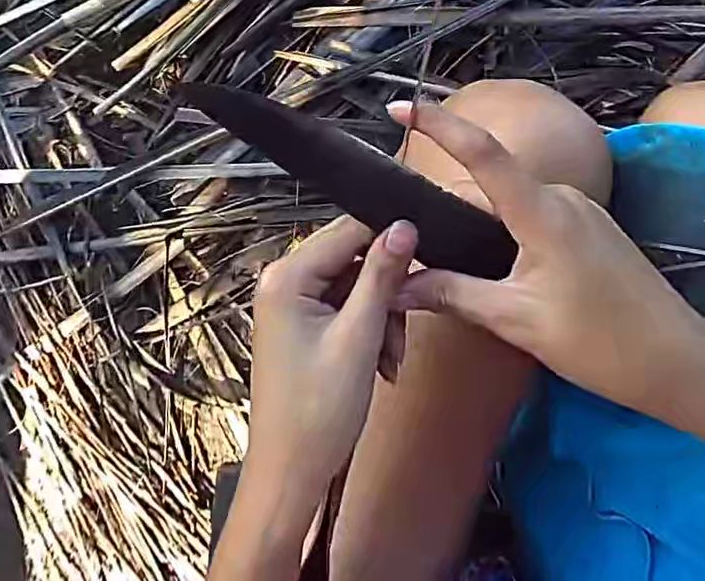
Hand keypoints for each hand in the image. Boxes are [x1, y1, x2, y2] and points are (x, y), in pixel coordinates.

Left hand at [244, 215, 418, 495]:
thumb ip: (381, 276)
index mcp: (286, 277)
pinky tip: (379, 361)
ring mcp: (290, 304)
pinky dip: (369, 330)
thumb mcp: (359, 337)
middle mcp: (283, 282)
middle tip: (402, 323)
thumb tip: (402, 227)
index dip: (387, 239)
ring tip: (389, 356)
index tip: (421, 252)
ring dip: (381, 316)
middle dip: (384, 291)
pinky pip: (345, 307)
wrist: (290, 477)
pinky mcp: (301, 323)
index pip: (347, 230)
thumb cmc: (314, 416)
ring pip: (353, 285)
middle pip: (351, 258)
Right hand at [389, 99, 704, 435]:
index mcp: (542, 210)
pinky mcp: (589, 226)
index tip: (399, 106)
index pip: (480, 151)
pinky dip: (505, 230)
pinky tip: (499, 266)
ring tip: (455, 264)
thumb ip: (453, 294)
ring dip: (479, 223)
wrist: (685, 365)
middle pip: (488, 182)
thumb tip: (396, 285)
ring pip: (510, 201)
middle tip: (417, 241)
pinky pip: (532, 213)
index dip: (437, 123)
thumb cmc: (603, 344)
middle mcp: (561, 196)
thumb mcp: (518, 320)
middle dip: (449, 204)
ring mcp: (579, 208)